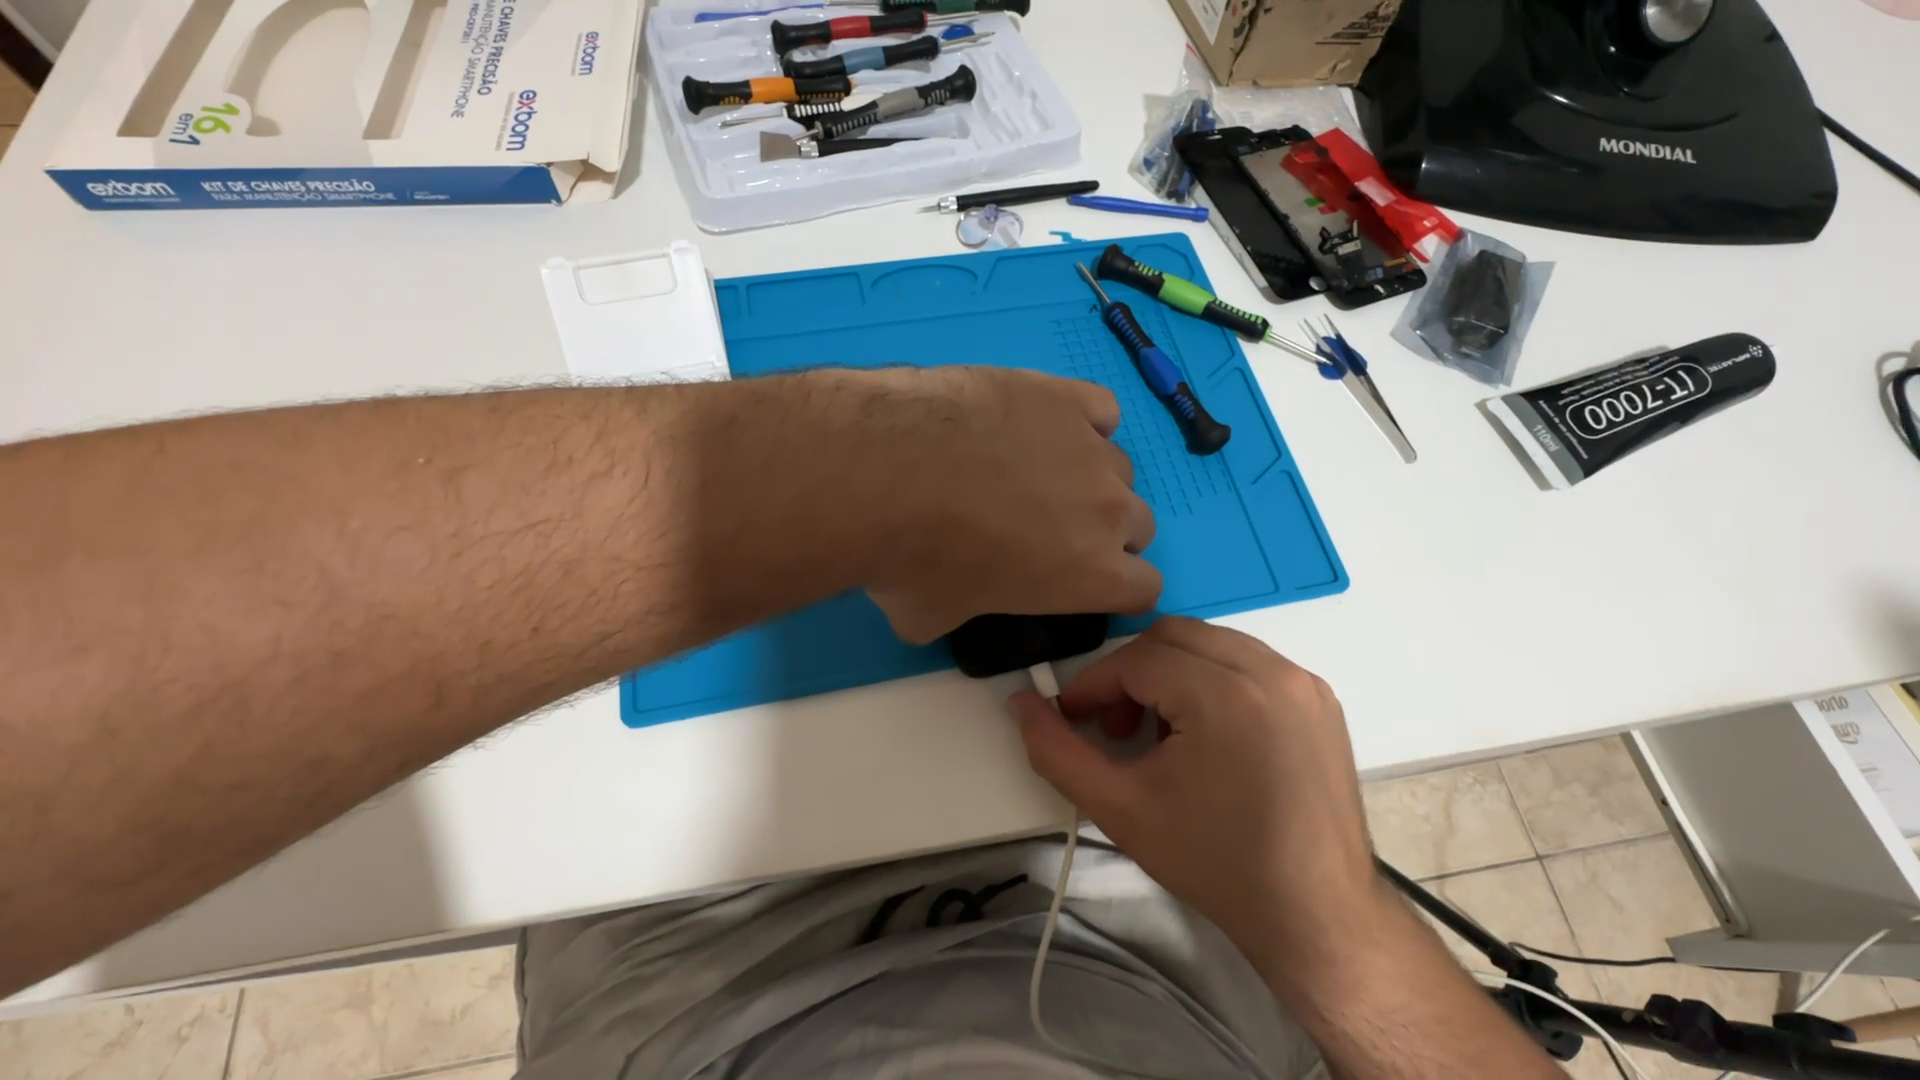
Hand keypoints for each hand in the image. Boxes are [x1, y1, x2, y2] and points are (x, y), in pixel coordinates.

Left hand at [848, 366, 1160, 642]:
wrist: (885, 471)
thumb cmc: (912, 559)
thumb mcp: (933, 618)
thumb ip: (962, 615)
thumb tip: (941, 606)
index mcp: (1092, 576)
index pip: (1144, 588)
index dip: (1116, 589)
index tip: (1084, 583)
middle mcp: (1110, 510)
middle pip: (1138, 524)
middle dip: (1102, 532)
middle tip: (1047, 529)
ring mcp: (1091, 447)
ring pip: (1116, 467)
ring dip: (1087, 476)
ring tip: (1029, 471)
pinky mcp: (1063, 396)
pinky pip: (1099, 409)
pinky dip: (1079, 420)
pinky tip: (1038, 424)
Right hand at [1006, 617, 1383, 968]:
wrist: (1313, 913)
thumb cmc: (1214, 862)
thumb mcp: (1119, 808)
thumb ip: (1056, 750)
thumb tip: (1021, 703)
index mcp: (1225, 695)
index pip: (1136, 659)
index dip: (1093, 685)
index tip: (1073, 718)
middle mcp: (1271, 672)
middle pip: (1173, 636)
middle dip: (1131, 674)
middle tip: (1115, 728)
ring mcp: (1303, 683)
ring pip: (1212, 643)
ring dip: (1171, 672)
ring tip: (1159, 733)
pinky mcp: (1321, 700)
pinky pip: (1250, 662)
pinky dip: (1213, 679)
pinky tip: (1206, 734)